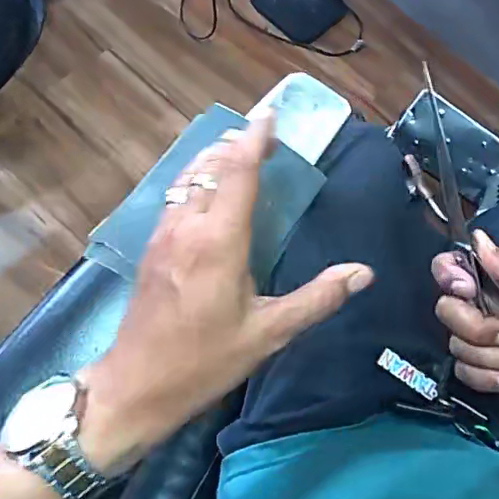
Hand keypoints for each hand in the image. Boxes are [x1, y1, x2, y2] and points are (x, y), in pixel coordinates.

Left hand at [81, 112, 374, 473]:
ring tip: (235, 154)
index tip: (270, 115)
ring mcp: (163, 235)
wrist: (136, 384)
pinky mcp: (151, 248)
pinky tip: (205, 194)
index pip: (238, 173)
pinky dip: (194, 181)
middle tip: (261, 137)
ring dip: (211, 159)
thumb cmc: (205, 361)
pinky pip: (174, 198)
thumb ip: (317, 299)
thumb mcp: (268, 334)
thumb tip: (362, 273)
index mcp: (219, 241)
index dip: (255, 139)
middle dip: (234, 144)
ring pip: (186, 179)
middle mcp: (187, 227)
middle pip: (208, 166)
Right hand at [432, 230, 498, 419]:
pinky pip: (463, 371)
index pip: (450, 269)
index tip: (467, 290)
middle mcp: (481, 310)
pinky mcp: (480, 370)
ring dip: (493, 357)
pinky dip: (490, 378)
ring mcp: (478, 342)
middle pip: (446, 310)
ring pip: (456, 345)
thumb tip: (478, 235)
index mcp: (495, 287)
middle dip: (479, 329)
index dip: (449, 277)